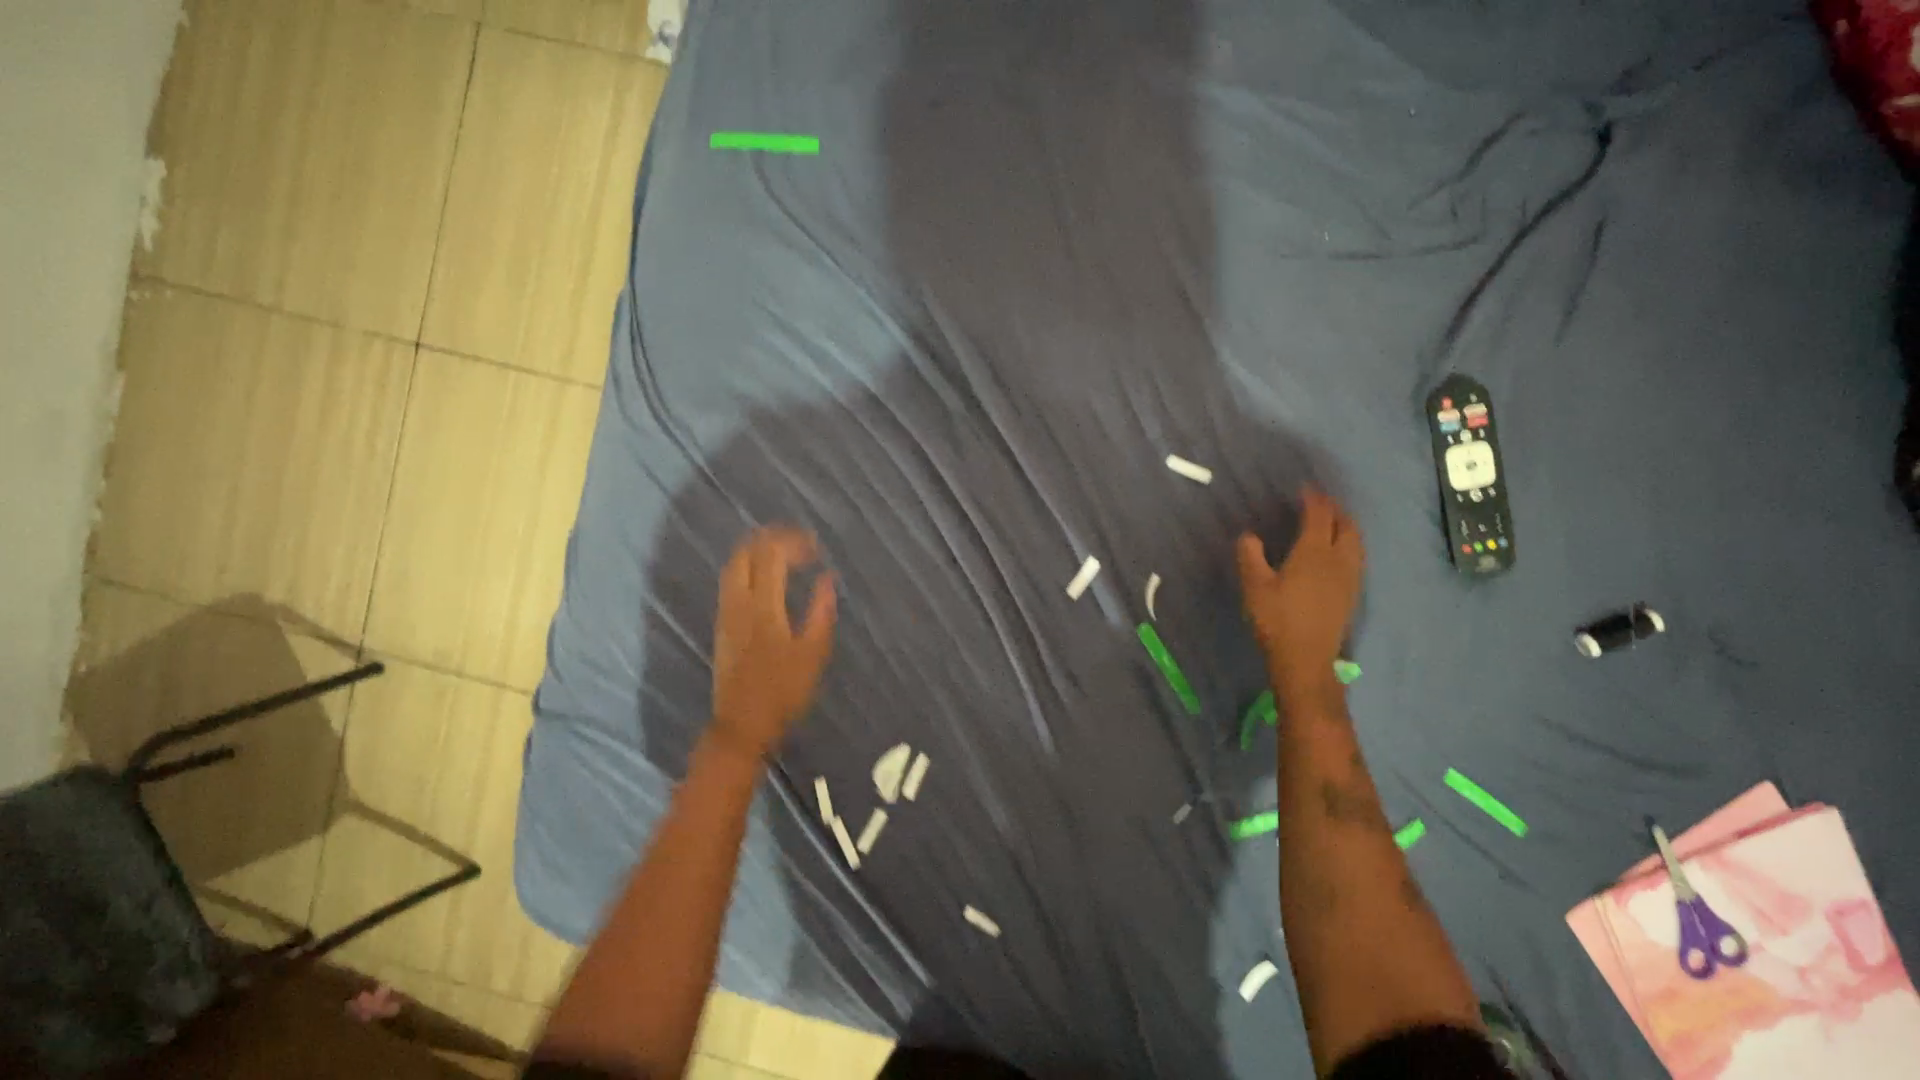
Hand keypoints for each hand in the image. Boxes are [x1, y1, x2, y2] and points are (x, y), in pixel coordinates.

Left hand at [709, 527, 836, 760]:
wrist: (742, 723)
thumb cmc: (783, 691)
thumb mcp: (813, 653)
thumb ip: (821, 611)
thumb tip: (827, 579)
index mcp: (762, 605)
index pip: (772, 554)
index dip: (793, 542)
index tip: (816, 549)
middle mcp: (738, 602)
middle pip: (745, 552)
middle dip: (771, 538)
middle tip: (798, 543)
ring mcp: (725, 612)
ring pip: (734, 565)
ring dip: (757, 551)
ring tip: (784, 554)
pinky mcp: (722, 624)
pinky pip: (731, 581)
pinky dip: (749, 567)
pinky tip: (767, 578)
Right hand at [1237, 490, 1364, 705]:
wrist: (1306, 659)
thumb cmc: (1277, 620)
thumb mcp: (1254, 587)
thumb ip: (1250, 557)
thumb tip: (1249, 536)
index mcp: (1313, 552)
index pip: (1319, 516)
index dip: (1314, 499)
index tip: (1306, 488)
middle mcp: (1337, 559)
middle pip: (1345, 525)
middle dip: (1335, 509)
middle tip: (1321, 502)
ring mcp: (1349, 577)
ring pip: (1355, 541)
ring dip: (1346, 526)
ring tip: (1334, 522)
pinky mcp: (1352, 593)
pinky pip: (1356, 557)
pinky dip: (1349, 544)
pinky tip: (1338, 553)